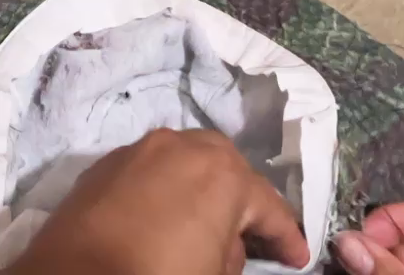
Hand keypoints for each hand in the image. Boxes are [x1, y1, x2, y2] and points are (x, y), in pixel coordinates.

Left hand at [5, 127, 311, 274]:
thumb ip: (232, 255)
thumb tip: (225, 243)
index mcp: (219, 173)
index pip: (267, 203)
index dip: (286, 235)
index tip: (297, 257)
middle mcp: (181, 146)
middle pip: (225, 164)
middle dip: (243, 196)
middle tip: (255, 235)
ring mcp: (139, 149)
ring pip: (185, 158)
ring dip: (202, 185)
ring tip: (209, 222)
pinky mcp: (106, 163)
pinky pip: (151, 168)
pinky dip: (167, 186)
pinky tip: (166, 215)